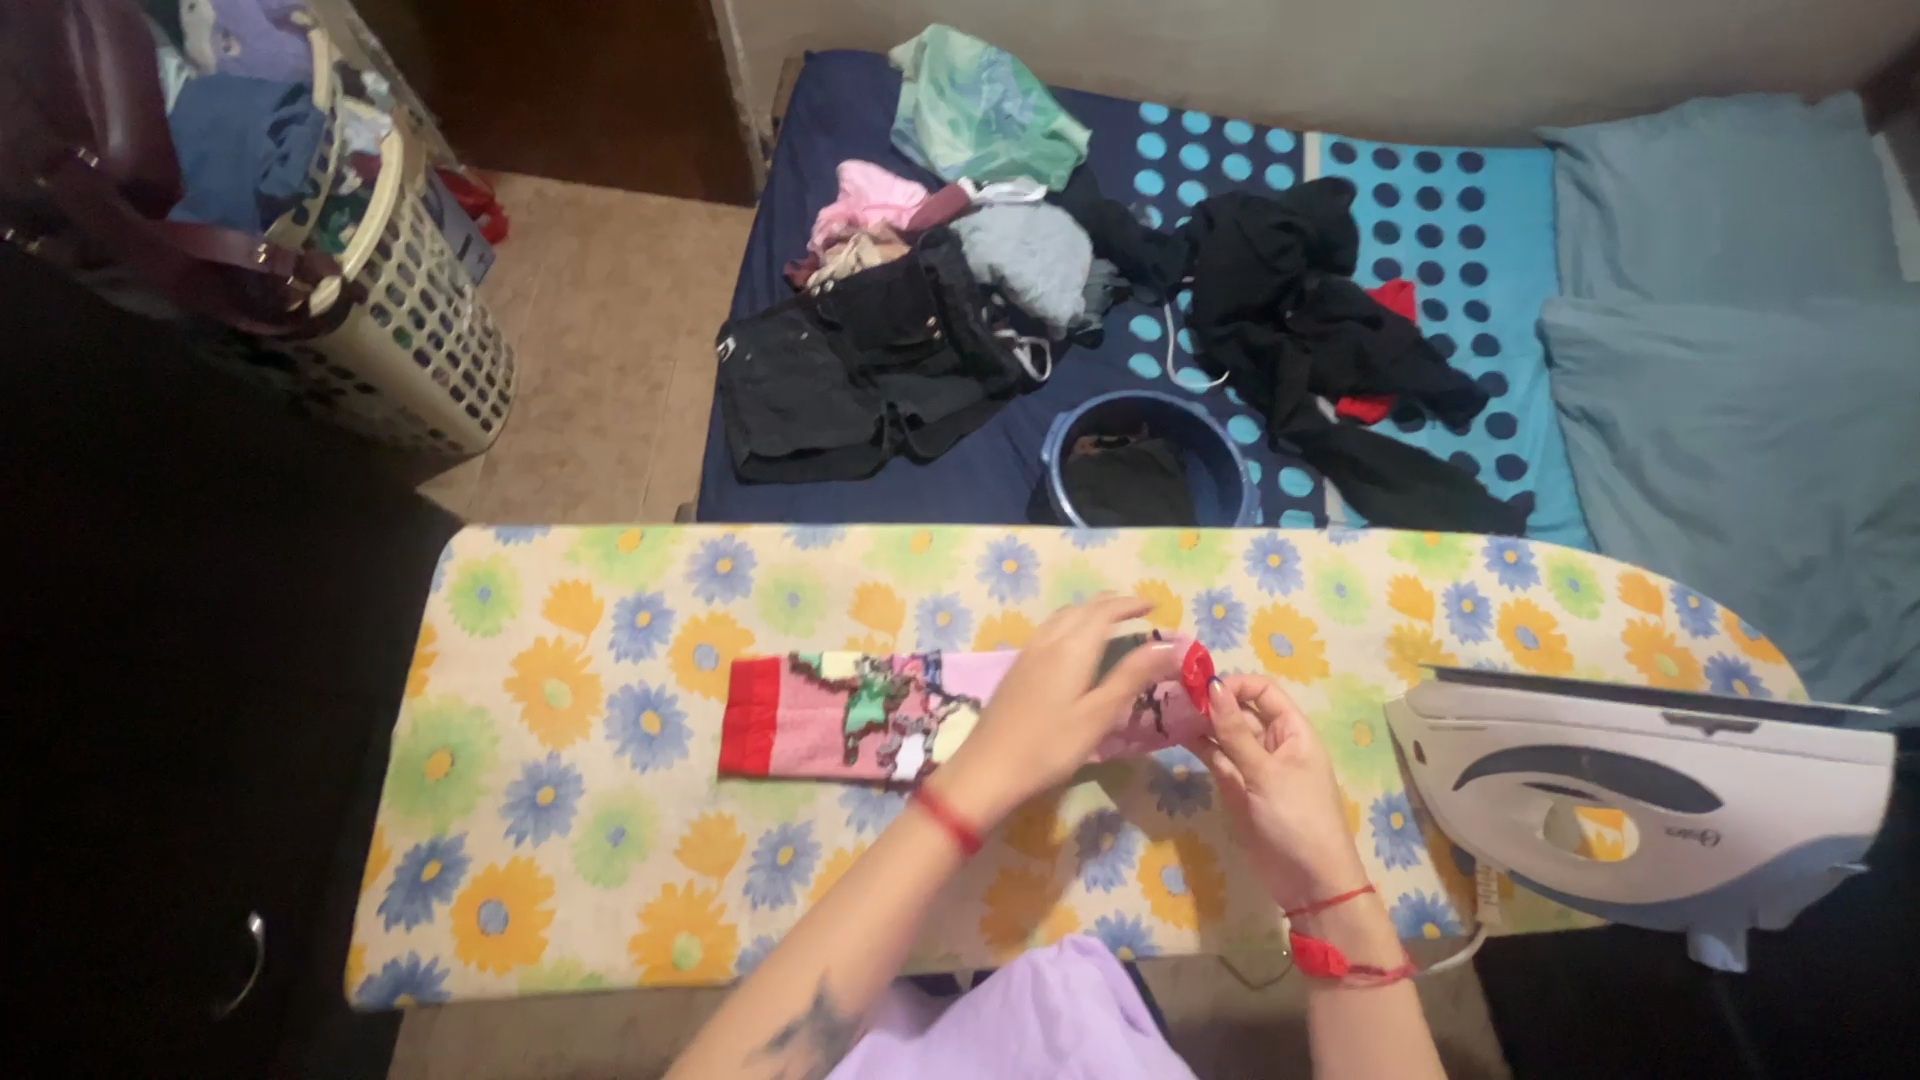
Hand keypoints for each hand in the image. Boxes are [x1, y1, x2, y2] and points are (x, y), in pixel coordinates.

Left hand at [932, 594, 1183, 826]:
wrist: (989, 766)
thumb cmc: (1051, 745)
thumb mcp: (1099, 714)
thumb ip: (1131, 676)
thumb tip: (1166, 644)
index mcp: (1072, 649)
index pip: (1104, 612)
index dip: (1129, 604)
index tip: (1154, 605)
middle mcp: (1048, 641)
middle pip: (1081, 609)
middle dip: (1111, 604)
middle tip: (1136, 609)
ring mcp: (1028, 653)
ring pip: (1062, 616)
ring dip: (1088, 610)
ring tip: (1109, 619)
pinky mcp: (1017, 667)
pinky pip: (1049, 629)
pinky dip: (1070, 622)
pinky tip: (1072, 641)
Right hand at [1187, 674, 1368, 908]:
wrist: (1309, 883)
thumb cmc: (1298, 820)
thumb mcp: (1266, 773)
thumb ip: (1235, 731)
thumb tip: (1212, 686)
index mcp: (1293, 732)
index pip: (1263, 691)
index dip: (1235, 685)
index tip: (1202, 689)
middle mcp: (1273, 742)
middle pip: (1240, 709)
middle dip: (1211, 701)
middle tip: (1173, 696)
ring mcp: (1252, 765)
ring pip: (1223, 733)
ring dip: (1200, 722)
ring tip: (1168, 711)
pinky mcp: (1236, 786)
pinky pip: (1216, 757)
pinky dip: (1198, 745)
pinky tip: (1175, 733)